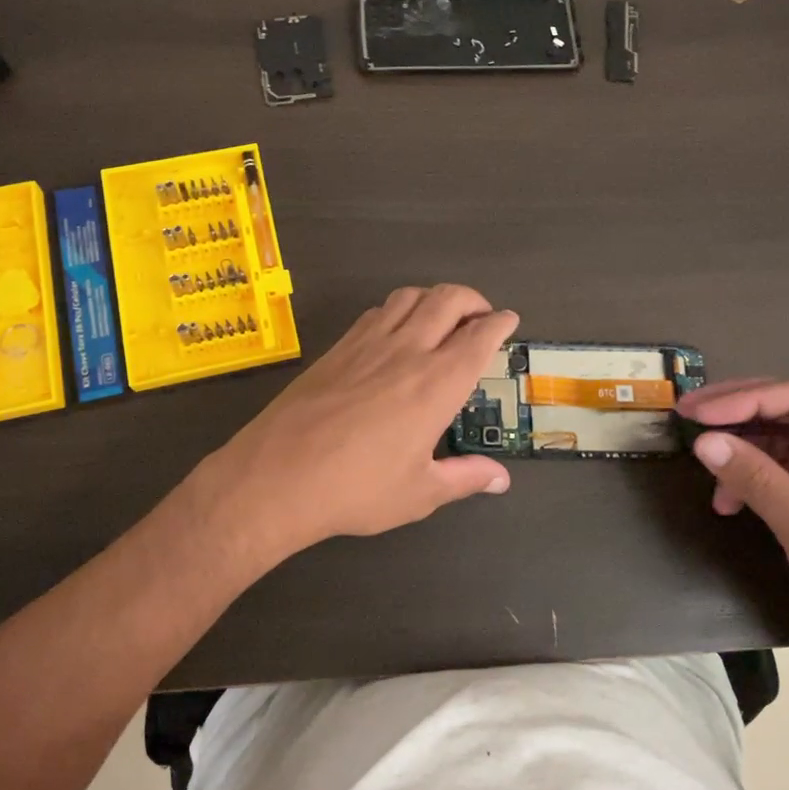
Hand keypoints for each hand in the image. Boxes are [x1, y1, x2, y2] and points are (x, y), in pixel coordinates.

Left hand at [186, 285, 518, 558]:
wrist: (279, 475)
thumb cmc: (357, 488)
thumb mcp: (420, 493)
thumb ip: (464, 478)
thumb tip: (501, 479)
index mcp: (437, 383)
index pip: (479, 337)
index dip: (500, 323)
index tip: (510, 321)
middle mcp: (407, 351)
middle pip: (447, 299)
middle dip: (473, 300)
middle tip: (481, 317)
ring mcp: (367, 343)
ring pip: (409, 296)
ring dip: (434, 297)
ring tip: (441, 317)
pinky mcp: (336, 348)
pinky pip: (376, 311)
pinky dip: (397, 309)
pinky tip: (394, 330)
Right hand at [676, 378, 788, 649]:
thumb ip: (758, 480)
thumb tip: (704, 440)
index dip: (744, 399)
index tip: (698, 412)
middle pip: (785, 411)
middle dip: (734, 413)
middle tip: (686, 415)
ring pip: (775, 440)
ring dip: (737, 451)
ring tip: (706, 471)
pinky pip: (777, 470)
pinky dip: (747, 479)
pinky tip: (727, 502)